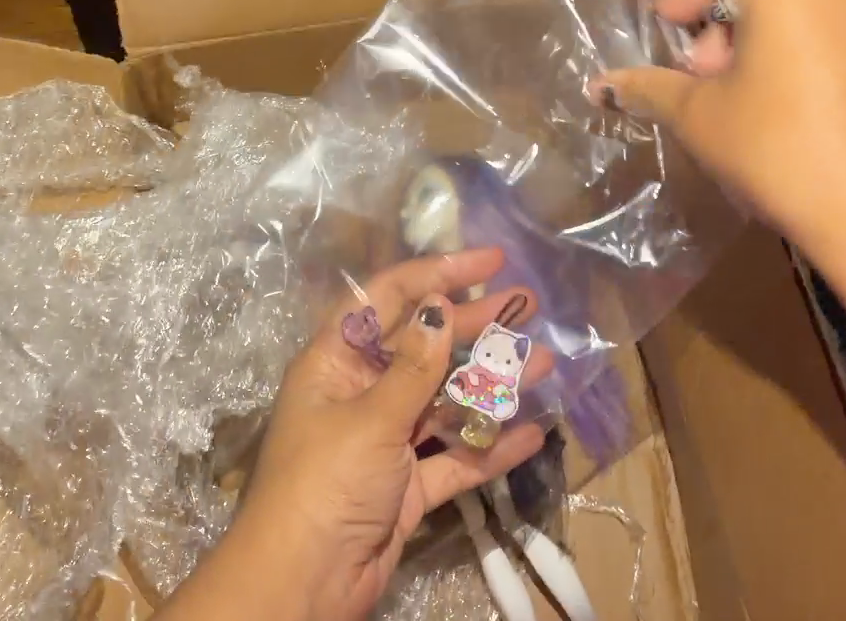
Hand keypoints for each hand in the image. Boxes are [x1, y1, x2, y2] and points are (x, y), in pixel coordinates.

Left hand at [159, 248, 550, 620]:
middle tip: (527, 305)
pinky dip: (487, 447)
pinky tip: (529, 431)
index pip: (387, 298)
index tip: (487, 261)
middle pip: (423, 346)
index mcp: (336, 360)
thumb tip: (438, 307)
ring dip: (489, 384)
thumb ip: (412, 367)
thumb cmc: (325, 482)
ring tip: (542, 362)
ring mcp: (385, 439)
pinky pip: (452, 457)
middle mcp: (360, 390)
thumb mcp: (370, 418)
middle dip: (473, 326)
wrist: (303, 584)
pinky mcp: (405, 485)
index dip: (436, 273)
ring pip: (443, 401)